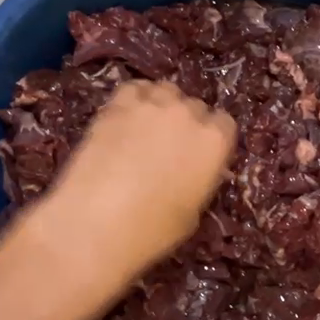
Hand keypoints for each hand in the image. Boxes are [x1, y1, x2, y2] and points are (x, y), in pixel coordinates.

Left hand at [17, 80, 236, 289]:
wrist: (95, 222)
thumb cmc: (151, 230)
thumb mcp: (192, 212)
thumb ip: (200, 179)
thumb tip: (195, 170)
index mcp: (214, 142)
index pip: (224, 124)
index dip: (212, 138)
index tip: (200, 154)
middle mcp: (188, 114)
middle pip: (195, 106)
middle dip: (187, 122)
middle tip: (170, 147)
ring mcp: (152, 105)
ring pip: (166, 91)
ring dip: (162, 105)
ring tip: (147, 128)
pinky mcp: (118, 104)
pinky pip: (134, 89)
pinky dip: (135, 99)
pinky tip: (127, 118)